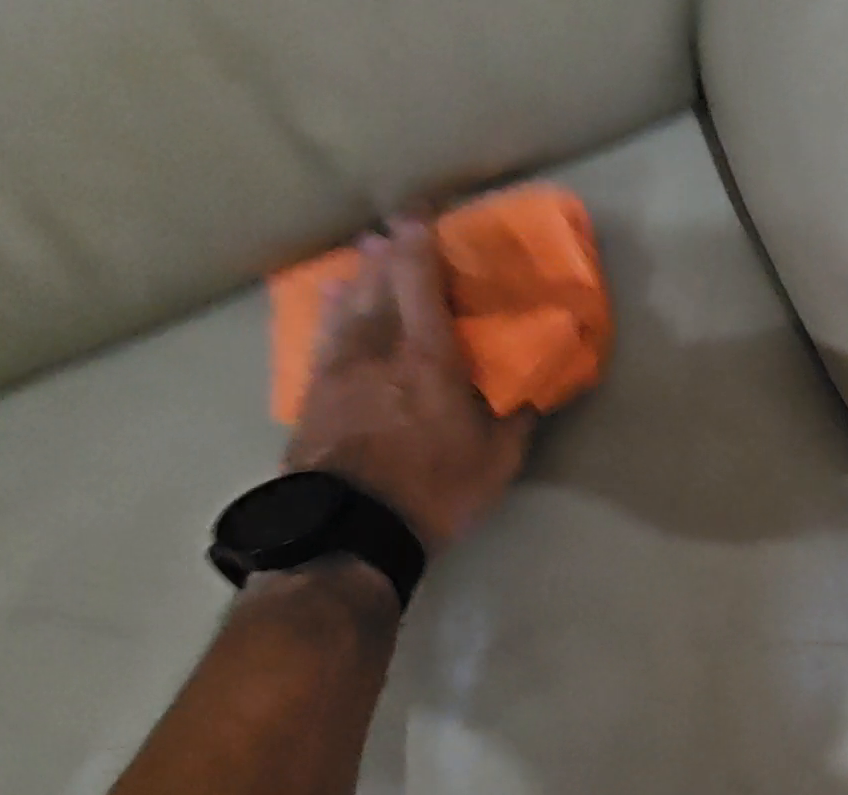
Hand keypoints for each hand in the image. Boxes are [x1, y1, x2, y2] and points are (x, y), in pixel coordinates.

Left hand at [285, 213, 534, 556]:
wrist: (350, 528)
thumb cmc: (435, 490)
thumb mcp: (496, 462)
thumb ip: (515, 418)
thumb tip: (533, 389)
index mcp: (428, 358)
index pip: (419, 280)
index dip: (421, 240)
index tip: (425, 213)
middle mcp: (378, 348)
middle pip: (378, 280)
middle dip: (390, 249)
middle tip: (401, 231)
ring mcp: (339, 366)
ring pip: (347, 300)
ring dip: (362, 272)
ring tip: (371, 256)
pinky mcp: (315, 389)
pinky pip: (326, 329)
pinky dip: (336, 305)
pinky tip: (338, 299)